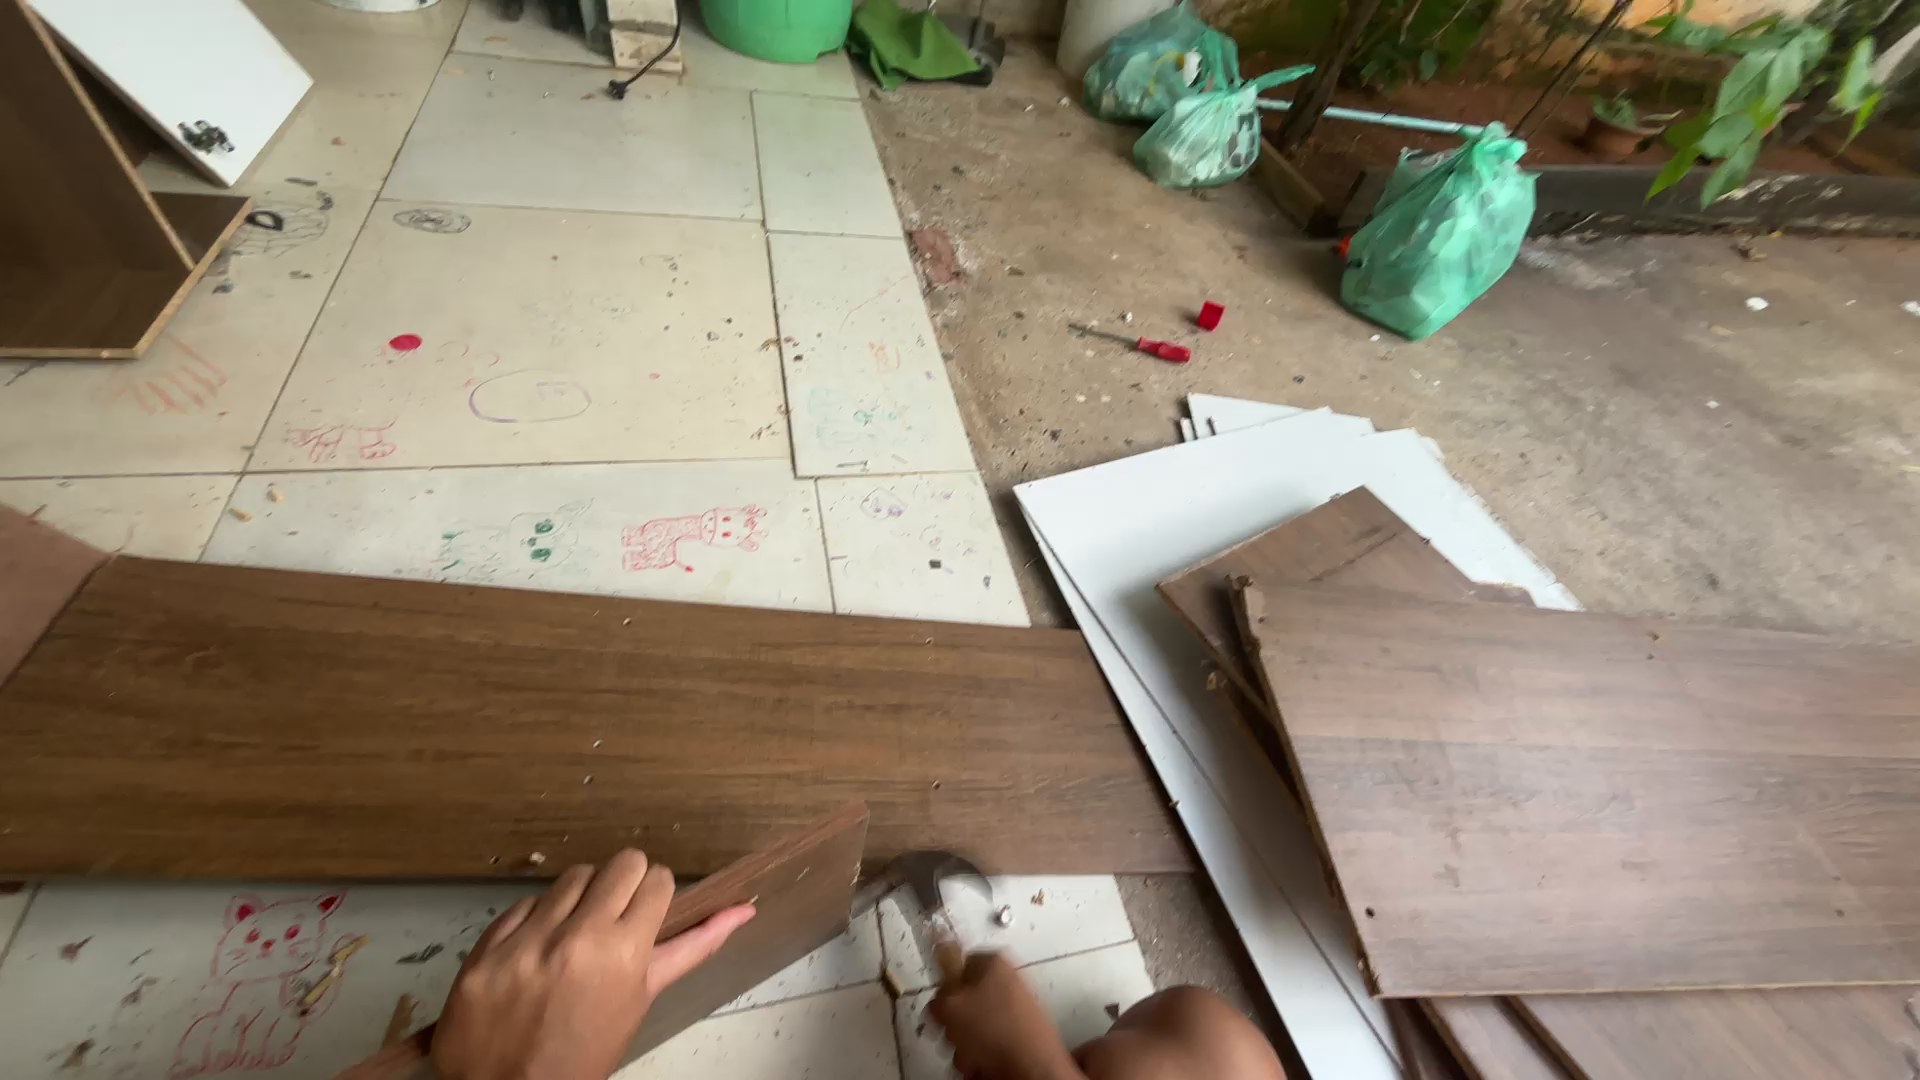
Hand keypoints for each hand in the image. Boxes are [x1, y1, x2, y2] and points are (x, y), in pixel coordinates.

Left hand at [431, 850, 754, 1079]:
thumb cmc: (586, 1051)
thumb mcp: (642, 999)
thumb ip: (693, 947)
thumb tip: (745, 909)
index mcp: (624, 952)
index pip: (658, 878)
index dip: (655, 895)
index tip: (646, 914)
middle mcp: (577, 938)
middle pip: (622, 862)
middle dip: (625, 883)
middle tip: (616, 913)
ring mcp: (527, 942)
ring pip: (575, 875)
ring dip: (581, 896)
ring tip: (574, 931)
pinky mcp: (487, 948)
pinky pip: (526, 902)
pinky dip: (537, 918)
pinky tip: (538, 948)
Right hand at [928, 952, 1083, 1079]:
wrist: (1032, 1067)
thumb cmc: (996, 1030)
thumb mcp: (951, 1007)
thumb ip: (937, 997)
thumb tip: (937, 998)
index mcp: (993, 961)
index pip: (958, 962)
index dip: (945, 985)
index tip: (940, 1002)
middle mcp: (1007, 980)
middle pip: (966, 998)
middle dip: (955, 1022)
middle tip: (954, 1033)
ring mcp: (1016, 1008)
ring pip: (976, 1025)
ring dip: (965, 1044)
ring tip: (970, 1054)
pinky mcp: (1020, 1035)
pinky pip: (990, 1042)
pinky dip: (982, 1055)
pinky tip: (982, 1064)